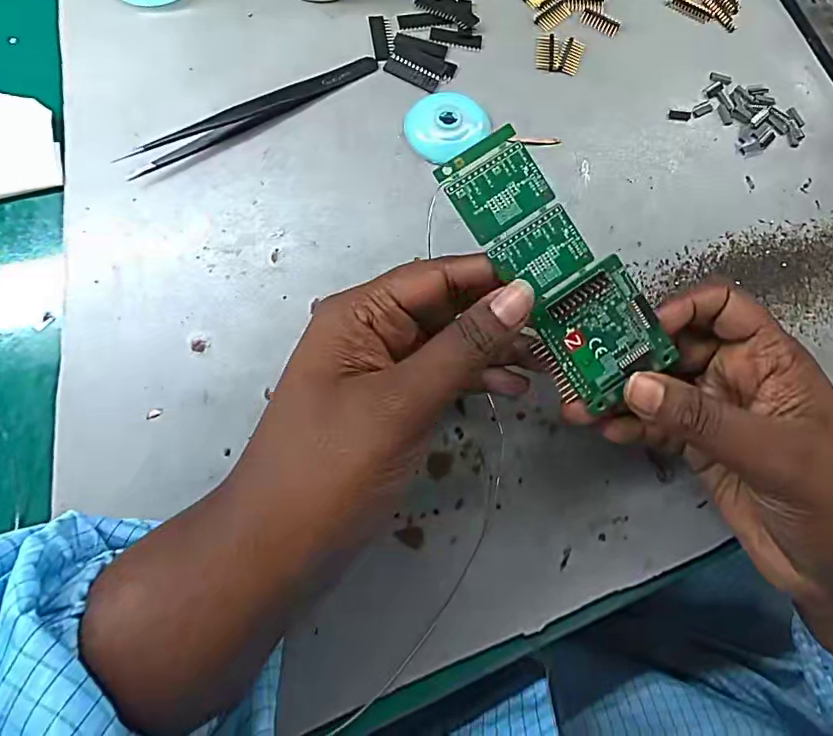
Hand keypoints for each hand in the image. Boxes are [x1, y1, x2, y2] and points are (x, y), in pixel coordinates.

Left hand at [82, 256, 533, 733]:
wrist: (273, 557)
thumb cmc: (331, 470)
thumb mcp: (403, 402)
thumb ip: (465, 345)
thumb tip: (522, 293)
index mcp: (360, 313)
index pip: (436, 276)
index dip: (492, 275)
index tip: (551, 280)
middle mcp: (371, 330)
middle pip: (447, 307)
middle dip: (500, 316)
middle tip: (559, 327)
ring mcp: (383, 368)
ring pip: (450, 342)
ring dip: (494, 349)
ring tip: (546, 361)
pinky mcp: (393, 402)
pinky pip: (442, 375)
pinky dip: (476, 378)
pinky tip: (512, 389)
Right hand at [564, 280, 832, 681]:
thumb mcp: (773, 453)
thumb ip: (702, 418)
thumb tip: (635, 384)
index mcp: (770, 358)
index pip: (724, 308)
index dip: (683, 308)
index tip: (643, 330)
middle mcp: (737, 375)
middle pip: (678, 345)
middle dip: (634, 353)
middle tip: (587, 363)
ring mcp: (716, 413)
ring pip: (660, 386)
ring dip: (621, 391)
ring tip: (581, 402)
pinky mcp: (700, 448)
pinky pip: (658, 424)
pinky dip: (631, 424)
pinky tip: (606, 429)